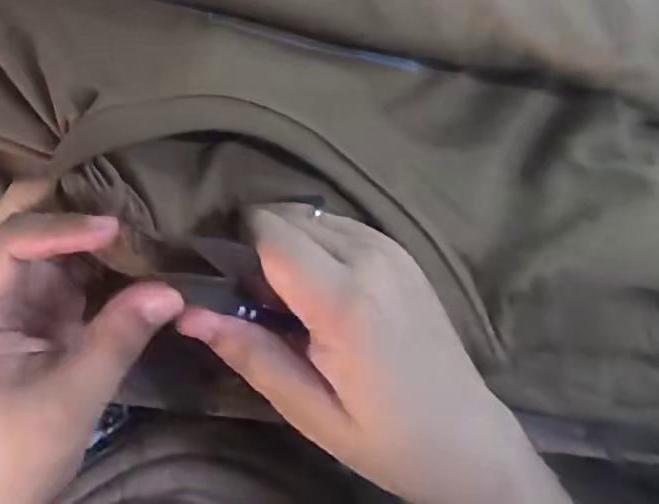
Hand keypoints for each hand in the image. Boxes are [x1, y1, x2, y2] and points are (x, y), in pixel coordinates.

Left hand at [0, 180, 184, 503]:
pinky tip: (136, 243)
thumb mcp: (70, 400)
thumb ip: (116, 340)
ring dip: (89, 217)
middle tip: (119, 199)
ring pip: (53, 224)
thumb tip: (171, 290)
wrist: (2, 490)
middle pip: (22, 211)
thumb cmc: (18, 448)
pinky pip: (77, 254)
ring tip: (136, 214)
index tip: (111, 228)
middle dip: (67, 198)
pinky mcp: (50, 295)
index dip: (61, 226)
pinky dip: (104, 246)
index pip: (13, 240)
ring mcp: (24, 283)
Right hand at [177, 205, 567, 503]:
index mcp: (345, 301)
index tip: (234, 286)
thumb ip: (249, 354)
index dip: (239, 249)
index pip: (267, 230)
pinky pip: (333, 221)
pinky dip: (314, 241)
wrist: (473, 444)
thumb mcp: (311, 412)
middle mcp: (368, 256)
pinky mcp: (397, 244)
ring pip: (305, 213)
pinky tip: (325, 285)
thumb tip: (185, 313)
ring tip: (297, 297)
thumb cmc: (388, 439)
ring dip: (287, 242)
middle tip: (266, 303)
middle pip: (283, 215)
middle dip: (260, 246)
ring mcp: (387, 245)